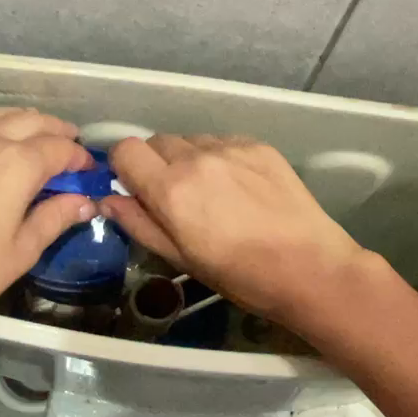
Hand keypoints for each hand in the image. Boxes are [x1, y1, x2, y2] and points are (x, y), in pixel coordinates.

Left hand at [0, 108, 94, 346]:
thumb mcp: (18, 254)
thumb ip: (53, 219)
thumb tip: (82, 201)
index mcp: (15, 164)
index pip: (58, 148)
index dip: (79, 158)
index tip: (90, 172)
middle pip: (29, 121)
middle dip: (55, 132)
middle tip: (71, 150)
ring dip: (23, 123)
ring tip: (36, 142)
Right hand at [99, 134, 371, 323]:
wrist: (310, 267)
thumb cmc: (241, 276)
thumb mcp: (181, 259)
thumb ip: (139, 224)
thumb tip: (108, 199)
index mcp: (171, 189)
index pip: (126, 150)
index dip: (124, 168)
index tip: (135, 188)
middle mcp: (197, 158)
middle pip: (157, 141)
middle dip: (156, 164)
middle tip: (174, 197)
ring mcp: (231, 148)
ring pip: (191, 140)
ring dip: (188, 159)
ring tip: (211, 193)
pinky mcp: (259, 145)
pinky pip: (223, 142)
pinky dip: (219, 158)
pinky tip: (239, 188)